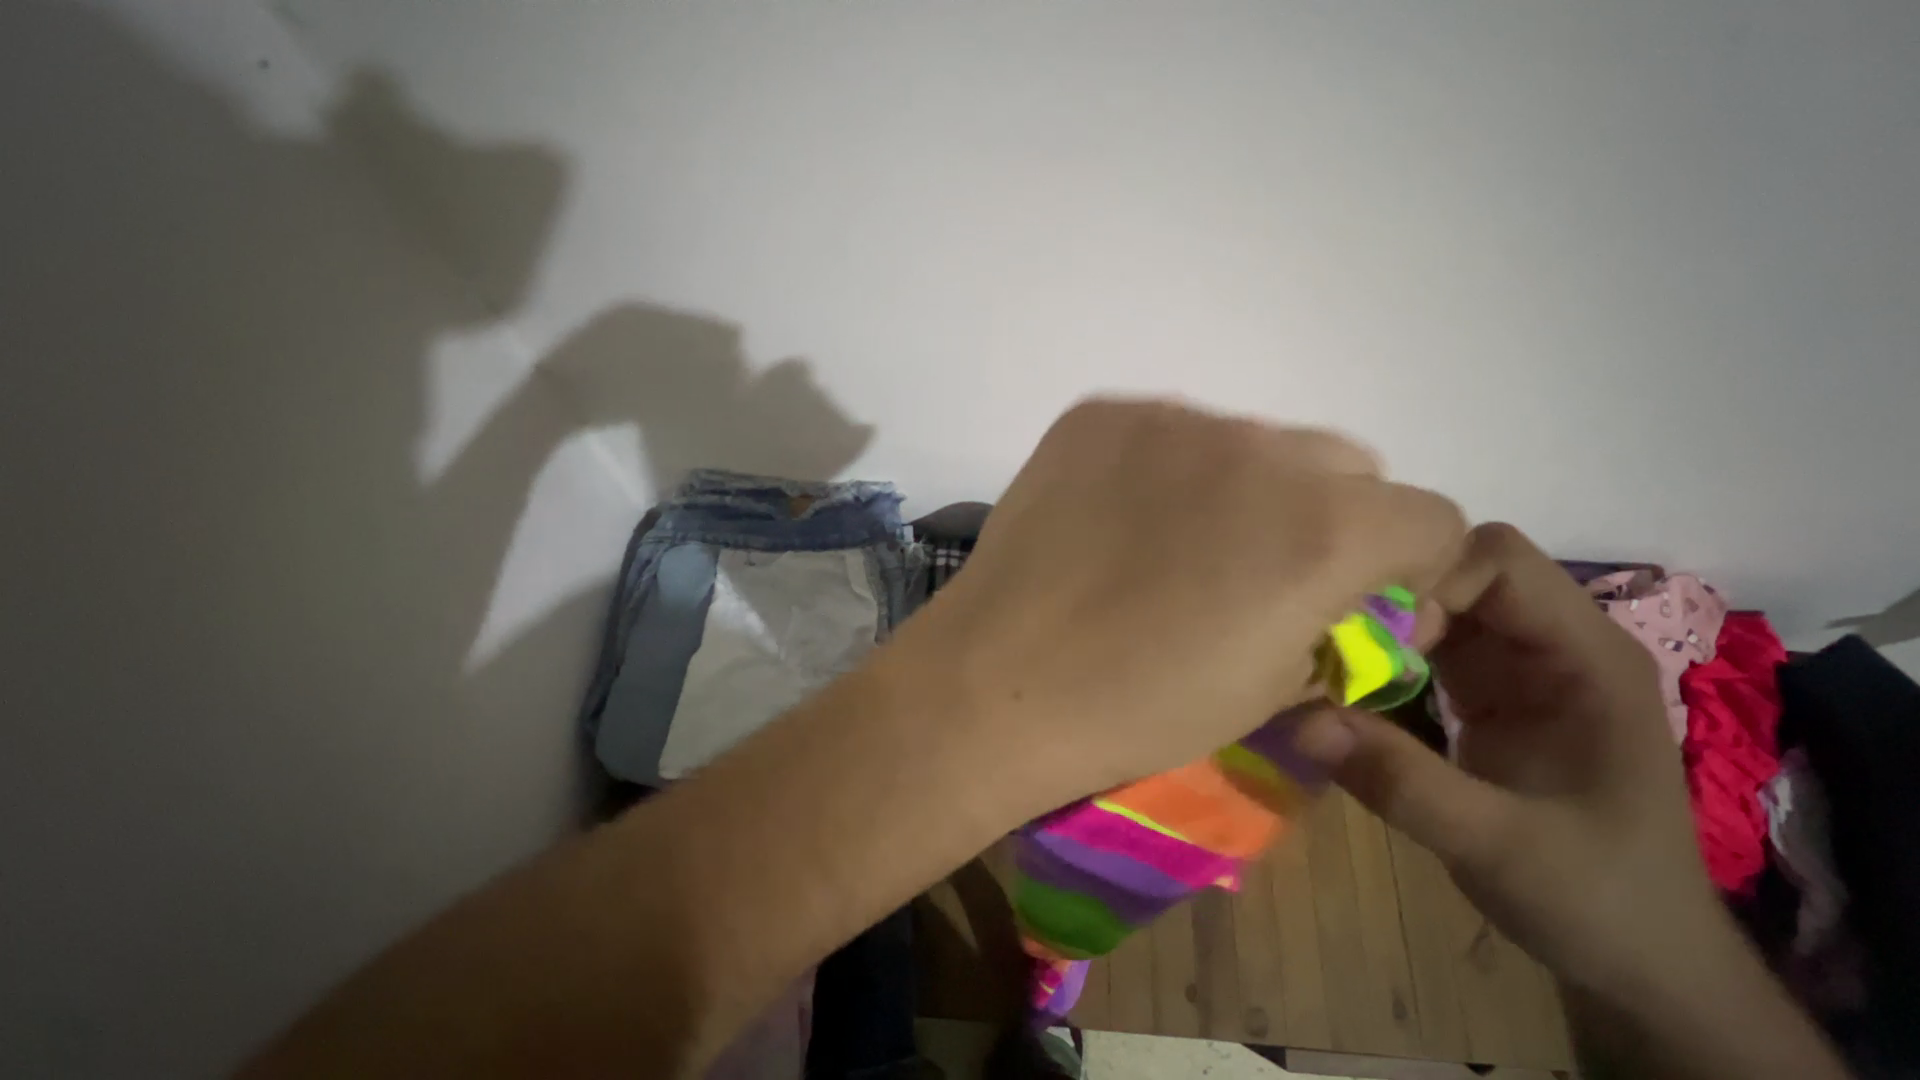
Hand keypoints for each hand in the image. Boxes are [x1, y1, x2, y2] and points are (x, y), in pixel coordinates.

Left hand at [889, 398, 1466, 814]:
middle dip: (1328, 518)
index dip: (1406, 568)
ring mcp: (1174, 420)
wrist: (998, 682)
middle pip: (1346, 466)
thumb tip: (1388, 603)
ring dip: (1246, 486)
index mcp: (1326, 527)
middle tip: (1259, 573)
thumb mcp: (1274, 688)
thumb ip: (1349, 629)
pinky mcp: (1103, 414)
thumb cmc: (1143, 708)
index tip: (1353, 600)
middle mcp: (1263, 448)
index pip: (1432, 518)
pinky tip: (1120, 520)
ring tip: (1176, 547)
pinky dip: (1168, 469)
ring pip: (1256, 441)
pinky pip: (1171, 431)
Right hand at [1294, 523, 1729, 999]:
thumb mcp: (1495, 846)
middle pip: (1461, 574)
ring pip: (1438, 607)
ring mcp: (1522, 670)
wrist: (1646, 960)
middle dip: (1392, 601)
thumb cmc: (1598, 898)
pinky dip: (1384, 659)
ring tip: (1326, 666)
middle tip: (1333, 650)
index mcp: (1585, 657)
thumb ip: (1400, 780)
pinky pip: (1427, 649)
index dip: (1427, 581)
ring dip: (1380, 629)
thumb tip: (1298, 720)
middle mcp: (1555, 646)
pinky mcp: (1491, 697)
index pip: (1497, 562)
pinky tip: (1346, 690)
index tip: (1369, 639)